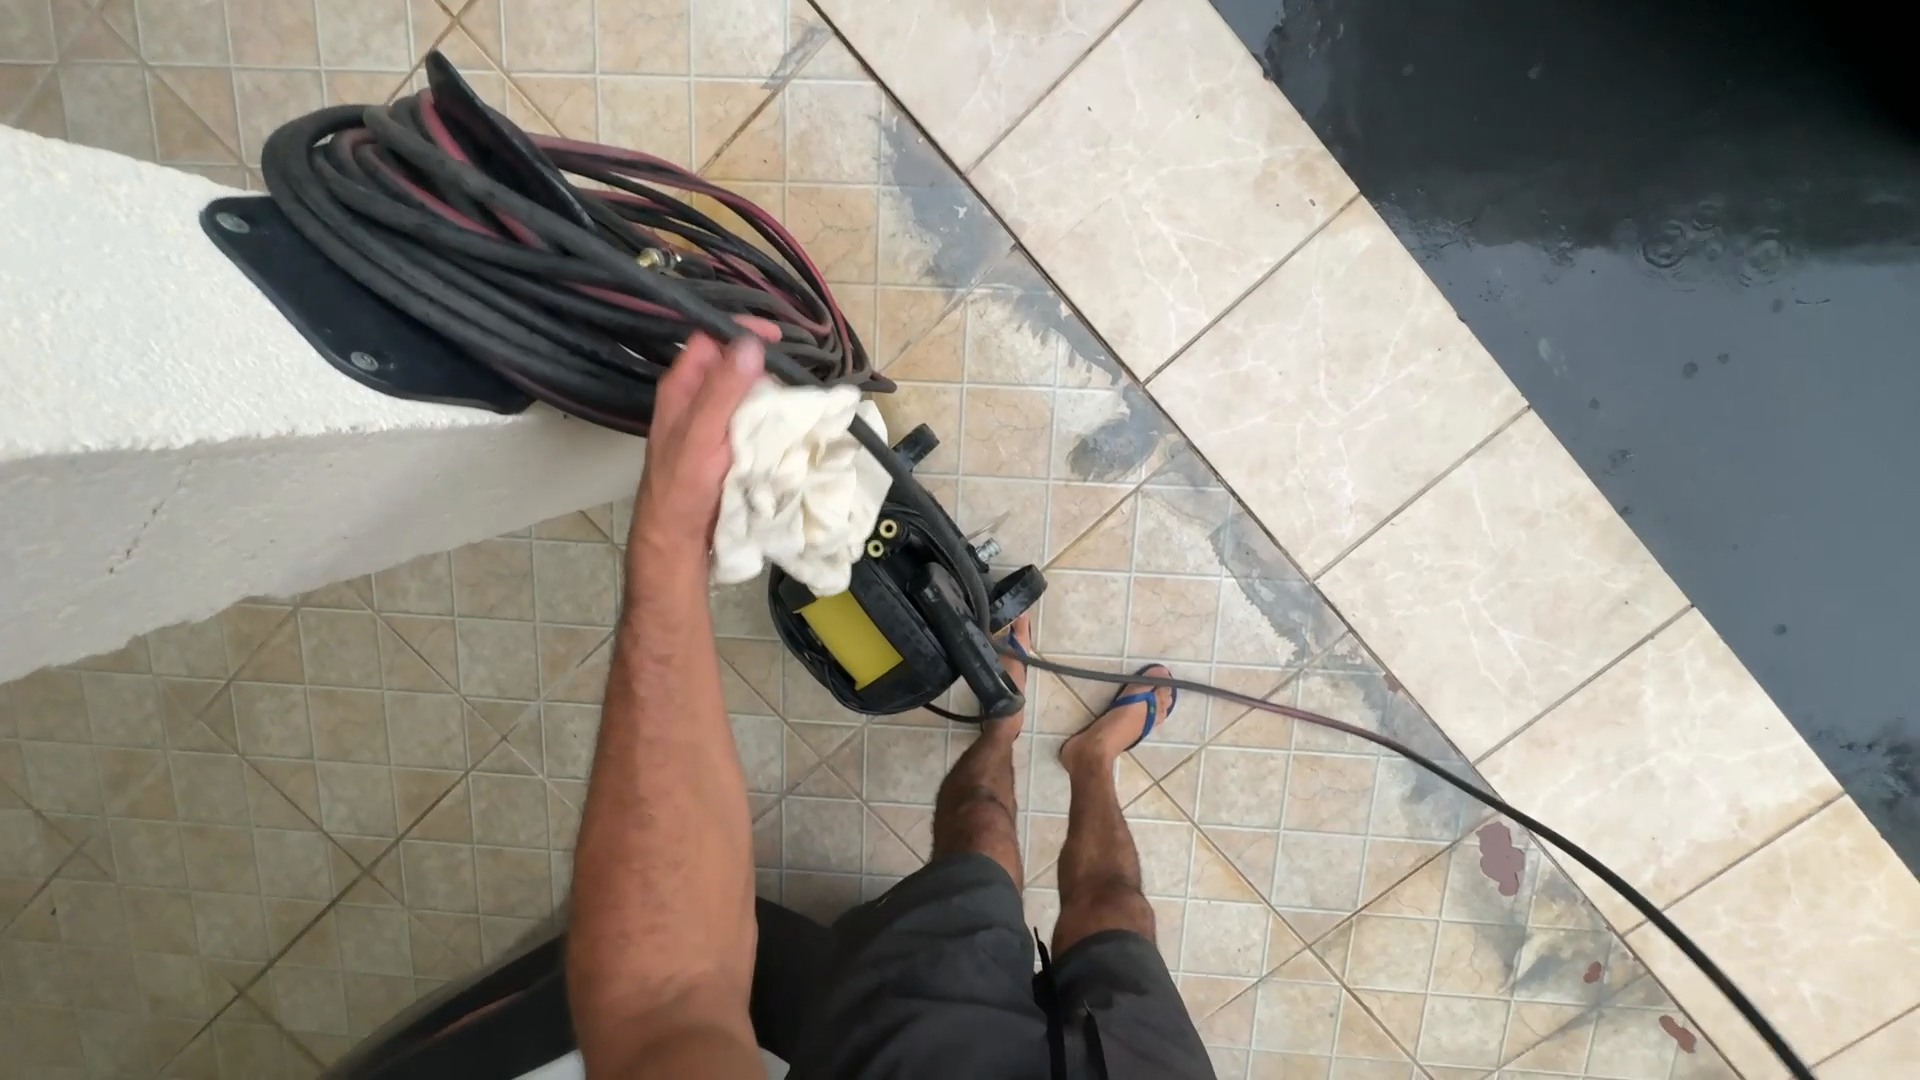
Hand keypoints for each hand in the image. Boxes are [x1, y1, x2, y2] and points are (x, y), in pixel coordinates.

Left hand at [629, 318, 778, 560]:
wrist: (680, 539)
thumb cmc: (681, 486)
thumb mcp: (702, 434)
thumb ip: (723, 390)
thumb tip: (751, 345)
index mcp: (682, 388)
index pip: (710, 340)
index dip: (740, 332)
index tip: (778, 338)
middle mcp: (698, 401)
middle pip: (733, 366)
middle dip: (763, 366)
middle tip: (794, 375)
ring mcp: (715, 425)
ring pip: (747, 395)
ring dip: (772, 396)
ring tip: (800, 400)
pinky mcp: (730, 447)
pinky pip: (755, 423)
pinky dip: (773, 421)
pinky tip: (790, 426)